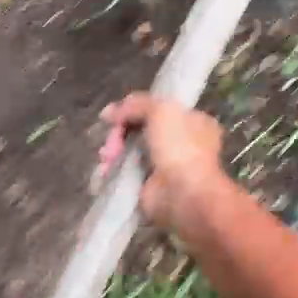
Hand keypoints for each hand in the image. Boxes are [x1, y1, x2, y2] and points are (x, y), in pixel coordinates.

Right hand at [98, 92, 234, 231]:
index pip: (160, 109)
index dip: (136, 108)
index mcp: (193, 122)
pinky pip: (125, 172)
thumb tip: (109, 112)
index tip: (117, 112)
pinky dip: (112, 169)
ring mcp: (164, 166)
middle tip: (113, 137)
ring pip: (130, 150)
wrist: (183, 193)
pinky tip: (105, 169)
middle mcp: (181, 143)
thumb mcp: (161, 110)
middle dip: (120, 131)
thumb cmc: (179, 146)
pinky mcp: (148, 185)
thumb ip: (136, 105)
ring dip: (114, 150)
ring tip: (106, 155)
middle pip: (140, 129)